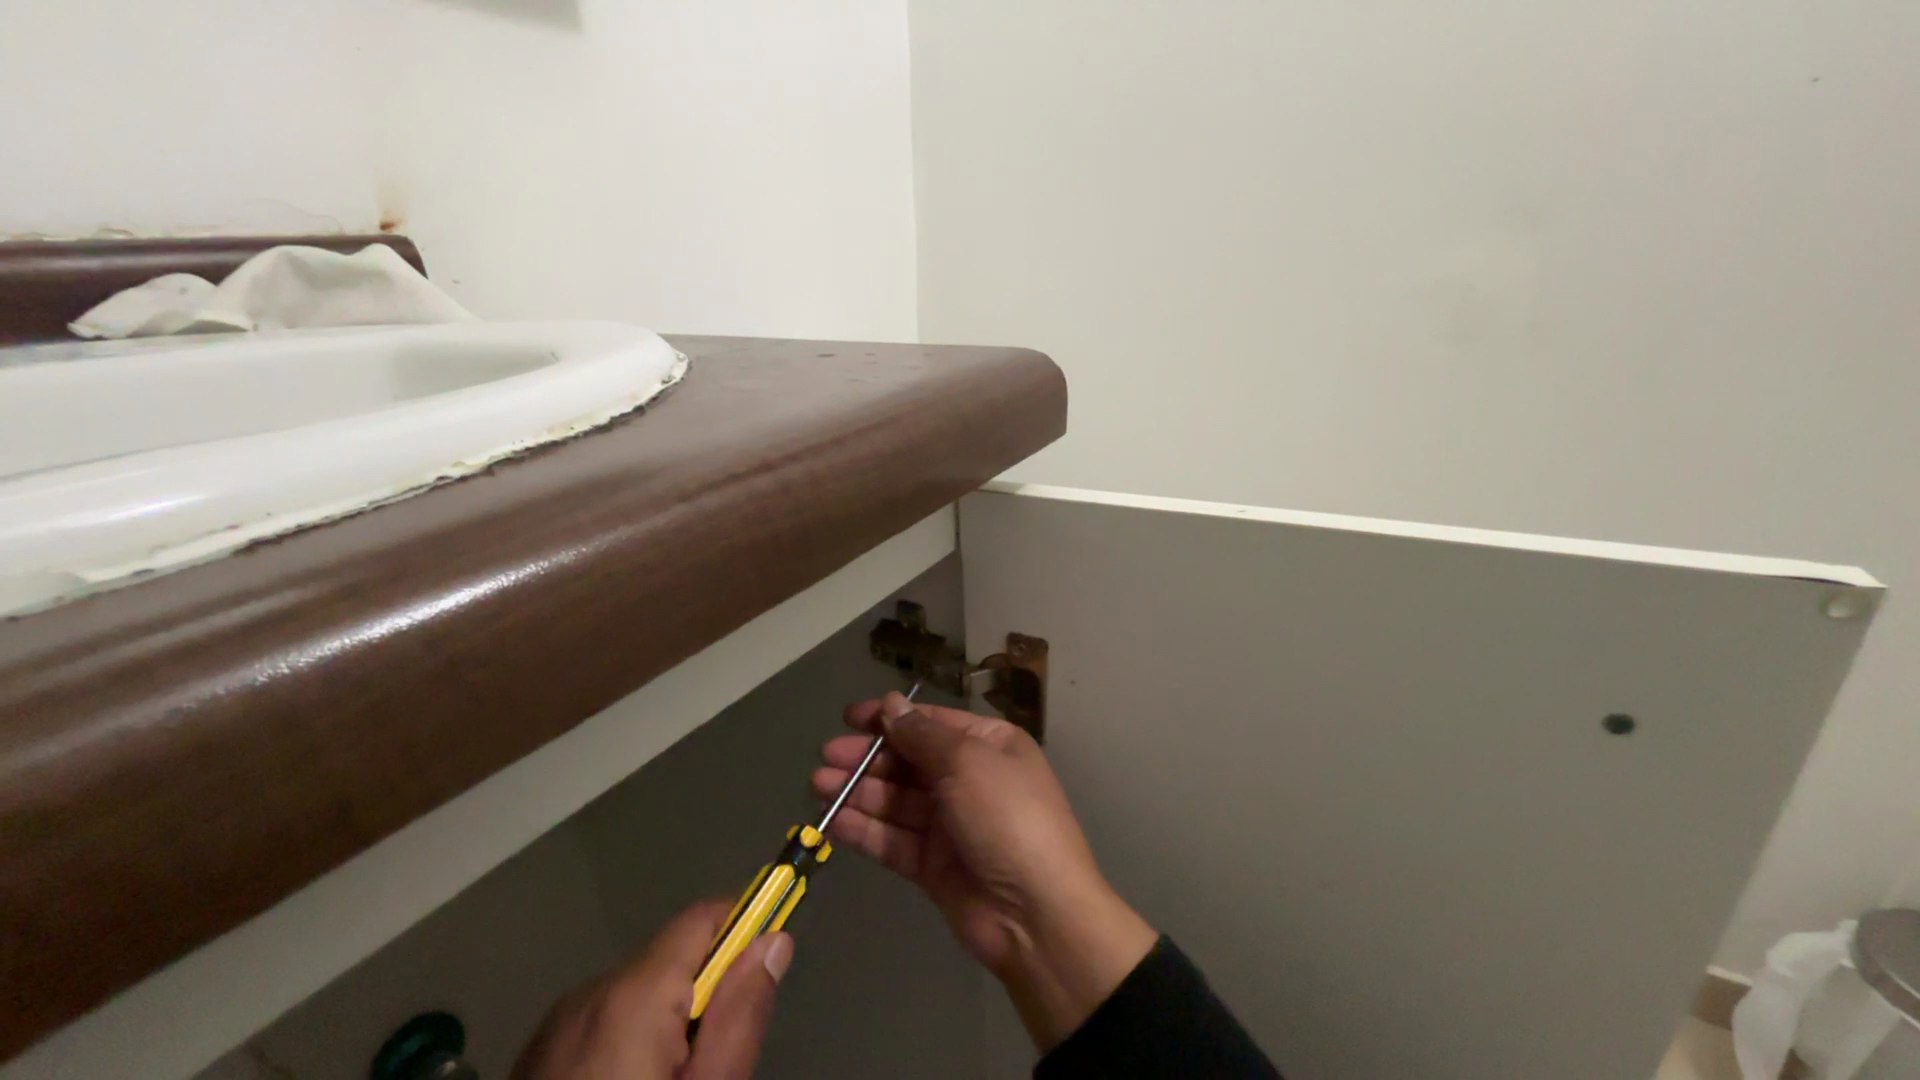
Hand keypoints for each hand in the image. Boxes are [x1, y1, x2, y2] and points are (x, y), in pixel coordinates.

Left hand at [512, 899, 791, 1079]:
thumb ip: (742, 1015)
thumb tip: (774, 941)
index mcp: (632, 994)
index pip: (703, 917)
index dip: (745, 926)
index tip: (767, 965)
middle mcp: (589, 991)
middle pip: (671, 958)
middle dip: (706, 990)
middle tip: (715, 1060)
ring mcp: (556, 1024)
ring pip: (637, 992)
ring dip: (667, 1018)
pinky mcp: (536, 1054)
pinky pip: (602, 1021)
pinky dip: (628, 1040)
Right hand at [813, 692, 1156, 1051]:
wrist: (1036, 914)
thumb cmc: (1007, 818)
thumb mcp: (968, 763)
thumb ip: (922, 735)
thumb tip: (891, 704)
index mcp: (989, 746)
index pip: (931, 723)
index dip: (890, 718)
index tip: (849, 717)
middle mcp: (970, 780)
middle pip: (909, 761)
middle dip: (868, 756)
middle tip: (827, 756)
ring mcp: (950, 825)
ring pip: (896, 800)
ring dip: (859, 791)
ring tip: (818, 785)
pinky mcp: (933, 865)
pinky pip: (893, 839)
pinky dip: (865, 830)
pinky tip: (833, 821)